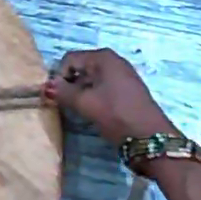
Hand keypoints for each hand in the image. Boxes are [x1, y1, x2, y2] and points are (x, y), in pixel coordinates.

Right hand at [44, 48, 174, 145]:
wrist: (154, 142)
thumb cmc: (117, 116)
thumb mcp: (86, 104)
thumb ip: (63, 93)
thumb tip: (46, 86)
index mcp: (103, 57)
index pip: (70, 59)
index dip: (60, 77)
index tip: (58, 98)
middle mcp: (113, 61)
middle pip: (81, 68)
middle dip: (71, 85)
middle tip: (68, 106)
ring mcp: (124, 76)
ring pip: (92, 80)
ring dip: (83, 94)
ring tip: (81, 112)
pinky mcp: (129, 92)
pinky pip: (104, 89)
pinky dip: (96, 98)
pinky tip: (96, 114)